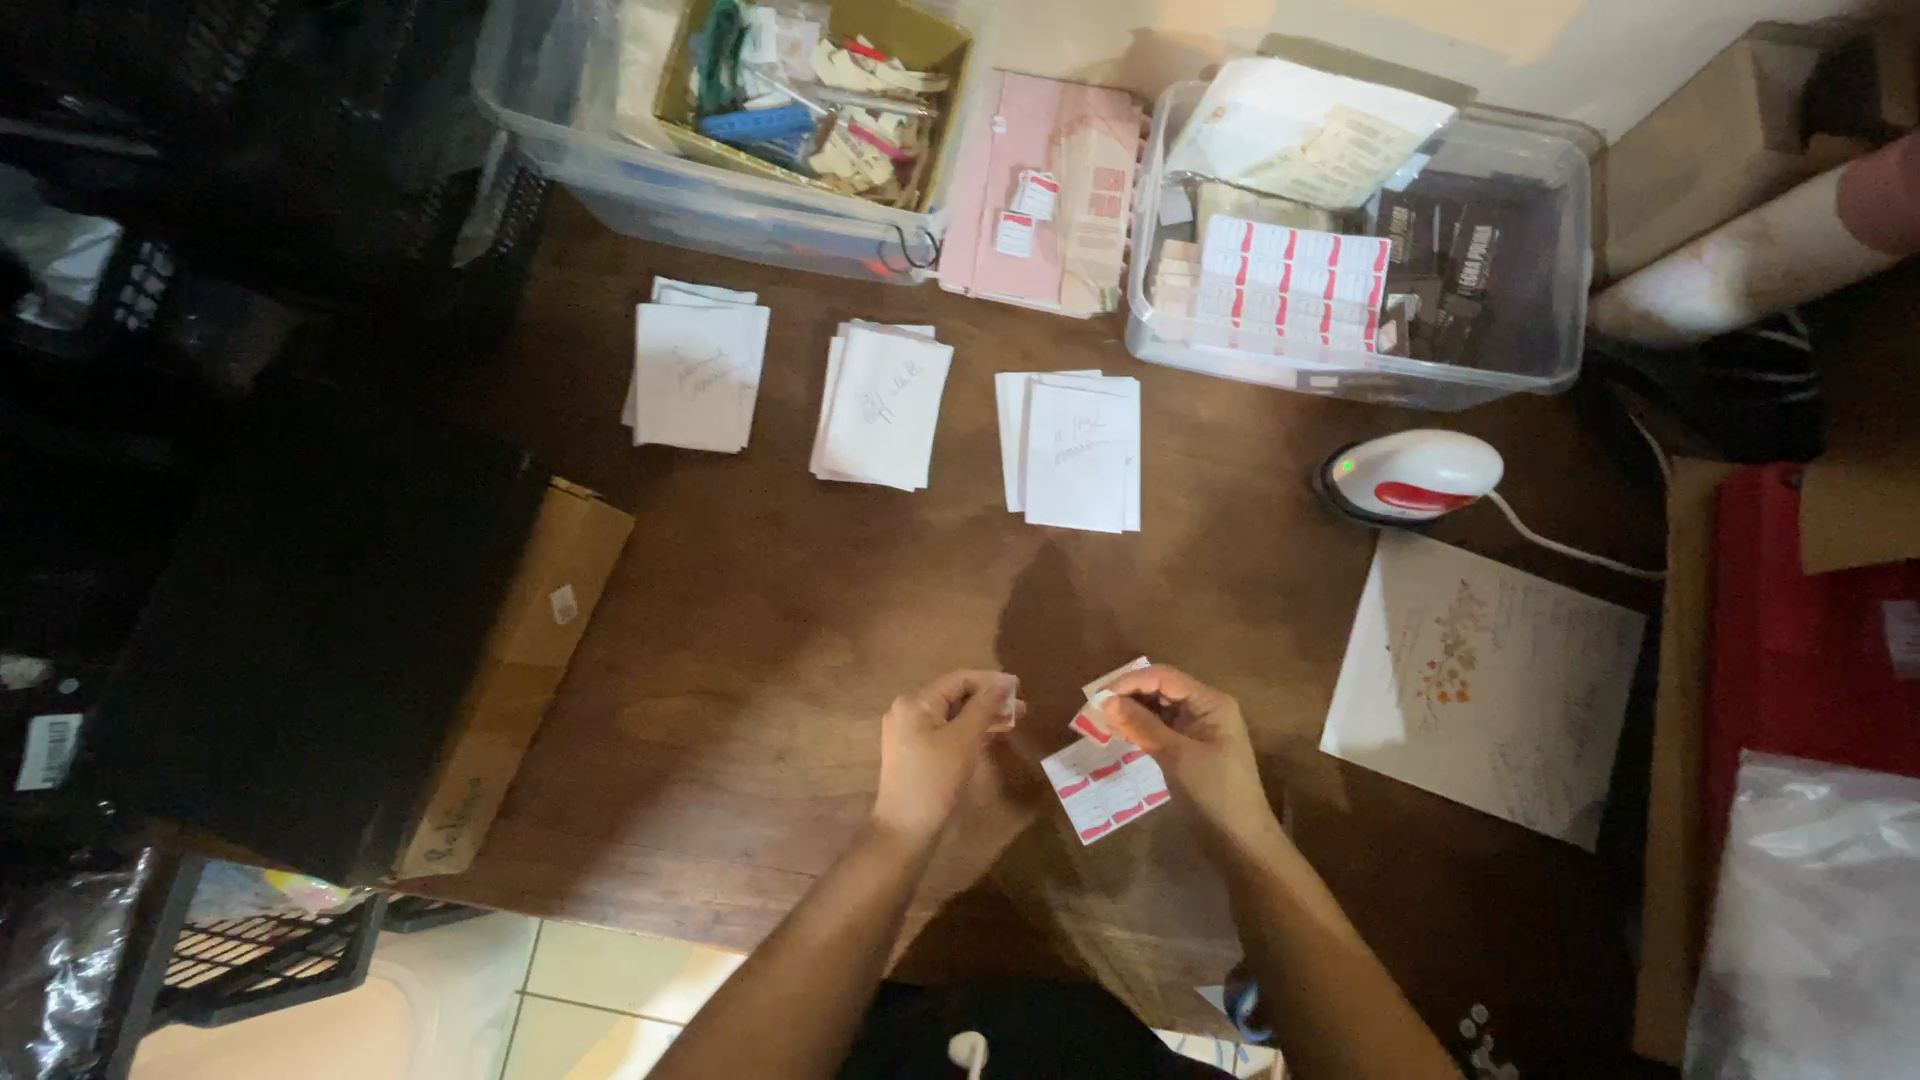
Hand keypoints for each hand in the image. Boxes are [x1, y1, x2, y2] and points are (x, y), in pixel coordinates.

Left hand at [870, 670, 1022, 845]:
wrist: (905, 829)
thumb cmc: (935, 779)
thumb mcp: (964, 739)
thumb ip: (984, 707)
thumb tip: (1003, 682)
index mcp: (915, 702)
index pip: (958, 679)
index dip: (990, 681)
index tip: (1019, 687)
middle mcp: (908, 711)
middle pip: (955, 696)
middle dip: (988, 701)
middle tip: (1022, 708)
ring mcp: (909, 733)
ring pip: (952, 716)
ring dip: (981, 717)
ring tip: (1013, 722)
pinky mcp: (915, 752)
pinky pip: (945, 733)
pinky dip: (968, 732)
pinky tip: (991, 736)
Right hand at [1097, 665, 1284, 855]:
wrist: (1239, 842)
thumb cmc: (1215, 793)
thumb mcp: (1177, 756)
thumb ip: (1141, 725)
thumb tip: (1103, 701)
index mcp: (1210, 702)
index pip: (1164, 678)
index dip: (1130, 682)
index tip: (1098, 696)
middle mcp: (1204, 708)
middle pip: (1160, 689)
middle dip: (1128, 695)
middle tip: (1094, 707)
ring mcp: (1195, 729)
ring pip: (1156, 708)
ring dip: (1130, 711)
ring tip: (1099, 718)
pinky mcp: (1186, 748)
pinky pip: (1157, 728)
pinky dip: (1137, 727)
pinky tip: (1116, 731)